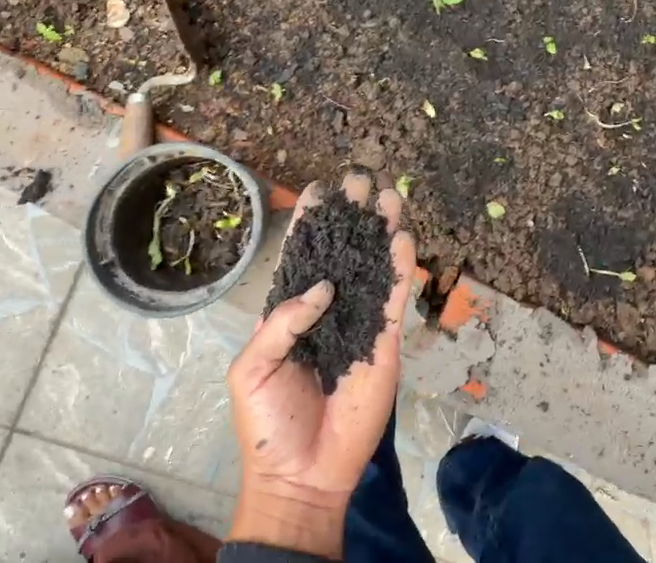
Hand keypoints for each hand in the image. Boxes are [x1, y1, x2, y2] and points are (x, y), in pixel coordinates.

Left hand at [226, 172, 415, 558]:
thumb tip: (323, 288)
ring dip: (382, 232)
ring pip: (375, 267)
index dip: (311, 224)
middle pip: (345, 253)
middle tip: (361, 181)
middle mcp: (330, 309)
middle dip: (353, 216)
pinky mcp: (385, 342)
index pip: (303, 257)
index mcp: (291, 312)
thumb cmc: (266, 424)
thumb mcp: (251, 370)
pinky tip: (404, 239)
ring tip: (389, 196)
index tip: (318, 189)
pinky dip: (401, 269)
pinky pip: (395, 299)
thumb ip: (280, 323)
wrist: (301, 474)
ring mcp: (360, 323)